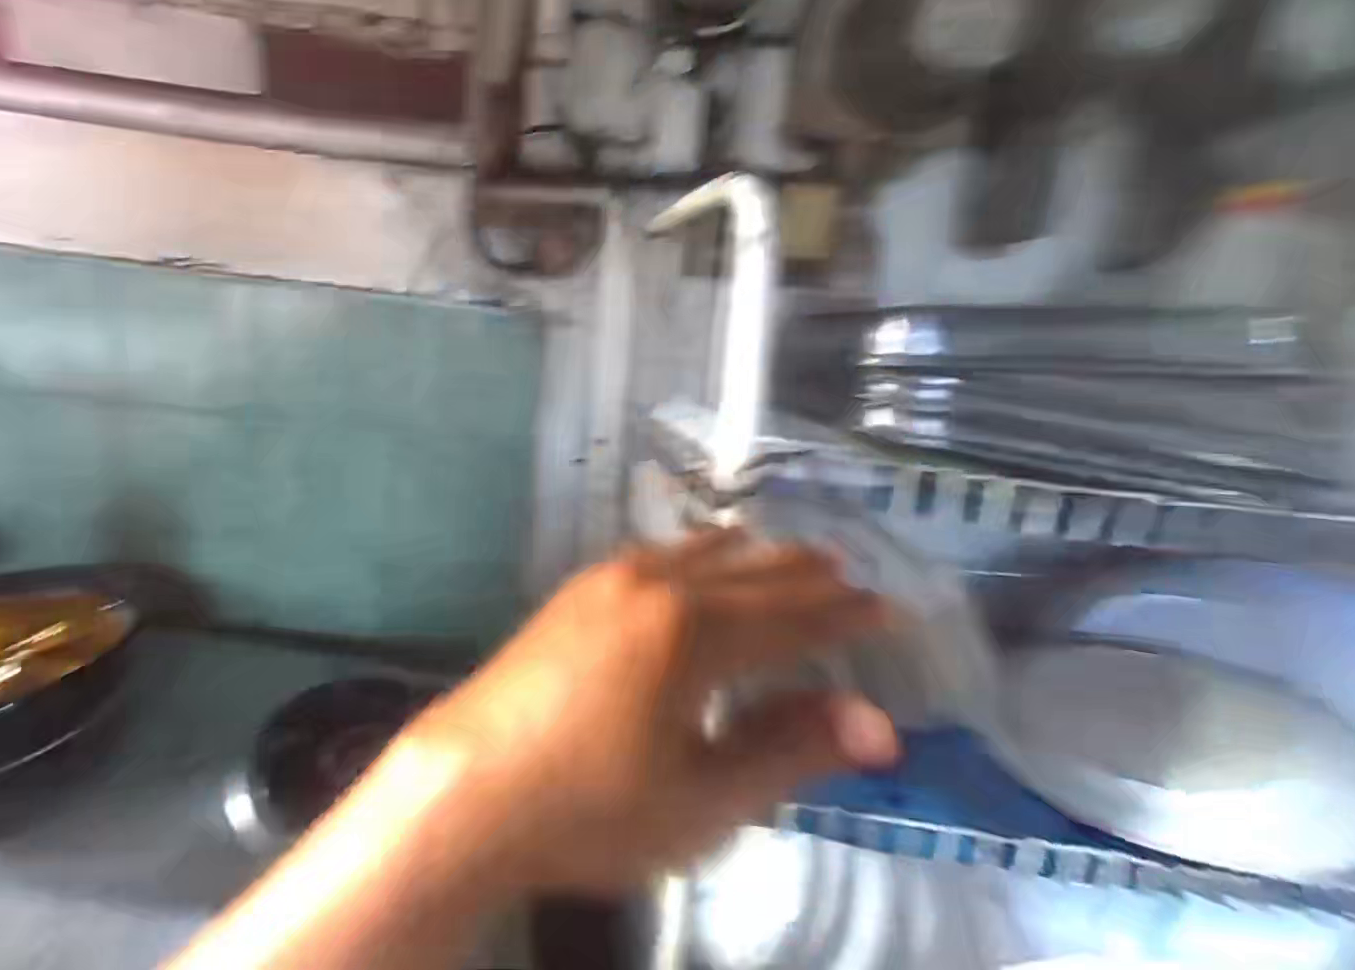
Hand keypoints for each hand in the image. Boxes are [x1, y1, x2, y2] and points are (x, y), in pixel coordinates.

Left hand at [395, 528, 900, 894]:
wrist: (468, 784)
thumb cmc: (592, 806)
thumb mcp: (705, 796)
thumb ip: (789, 748)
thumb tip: (878, 721)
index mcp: (694, 631)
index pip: (791, 616)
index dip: (844, 614)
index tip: (886, 606)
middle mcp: (652, 586)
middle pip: (745, 573)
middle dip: (800, 573)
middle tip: (844, 568)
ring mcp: (603, 582)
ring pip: (693, 553)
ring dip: (742, 554)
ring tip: (775, 547)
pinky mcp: (570, 593)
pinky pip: (648, 557)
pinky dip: (686, 554)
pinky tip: (686, 559)